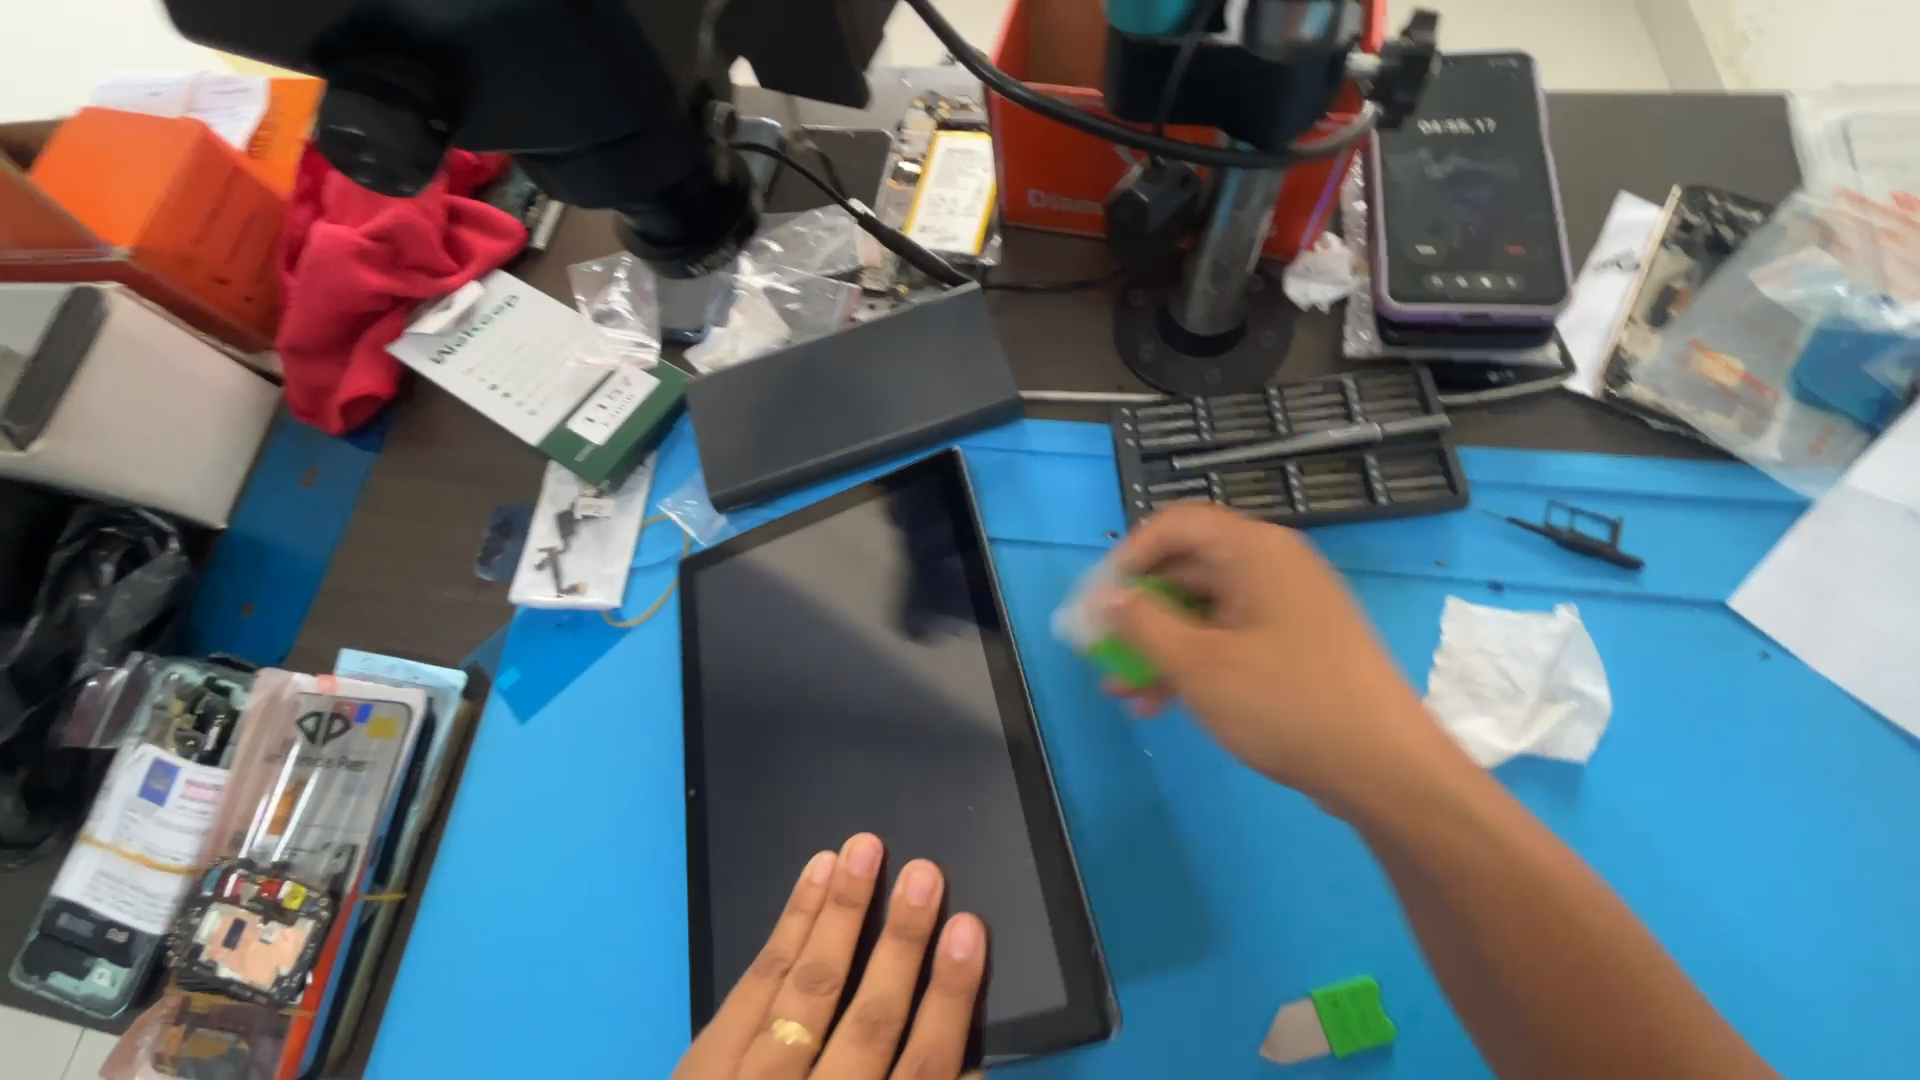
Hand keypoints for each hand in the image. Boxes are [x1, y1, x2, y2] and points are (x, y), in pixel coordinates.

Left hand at [673, 834, 987, 1079]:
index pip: (921, 1072)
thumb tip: (970, 1059)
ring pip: (807, 990)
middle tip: (926, 873)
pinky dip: (789, 926)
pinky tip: (816, 875)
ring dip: (839, 915)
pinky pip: (756, 984)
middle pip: (868, 1024)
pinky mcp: (706, 1065)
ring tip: (865, 850)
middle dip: (900, 944)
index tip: (968, 929)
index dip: (948, 1000)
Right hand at [1101, 504, 1447, 811]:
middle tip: (1101, 648)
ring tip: (1123, 689)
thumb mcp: (1198, 665)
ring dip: (1158, 646)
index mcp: (1255, 552)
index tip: (1100, 599)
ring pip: (1203, 612)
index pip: (1176, 525)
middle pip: (1187, 569)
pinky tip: (1160, 703)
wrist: (1387, 771)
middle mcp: (1272, 568)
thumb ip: (1143, 624)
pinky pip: (1228, 639)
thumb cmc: (1287, 704)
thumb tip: (1108, 599)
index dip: (1128, 555)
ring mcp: (1286, 609)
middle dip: (1138, 611)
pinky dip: (1192, 663)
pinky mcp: (1295, 647)